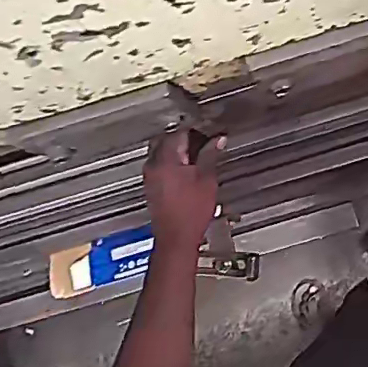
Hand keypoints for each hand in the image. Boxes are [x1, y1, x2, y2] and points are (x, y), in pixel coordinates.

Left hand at [144, 129, 225, 251]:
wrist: (177, 237)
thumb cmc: (190, 212)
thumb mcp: (207, 179)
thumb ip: (210, 155)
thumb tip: (217, 140)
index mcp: (166, 160)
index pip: (179, 133)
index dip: (196, 128)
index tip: (208, 129)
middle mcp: (153, 166)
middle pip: (166, 139)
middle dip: (184, 135)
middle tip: (202, 137)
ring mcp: (150, 176)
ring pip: (161, 151)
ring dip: (177, 148)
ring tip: (197, 152)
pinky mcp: (152, 186)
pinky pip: (160, 164)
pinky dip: (172, 160)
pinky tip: (188, 167)